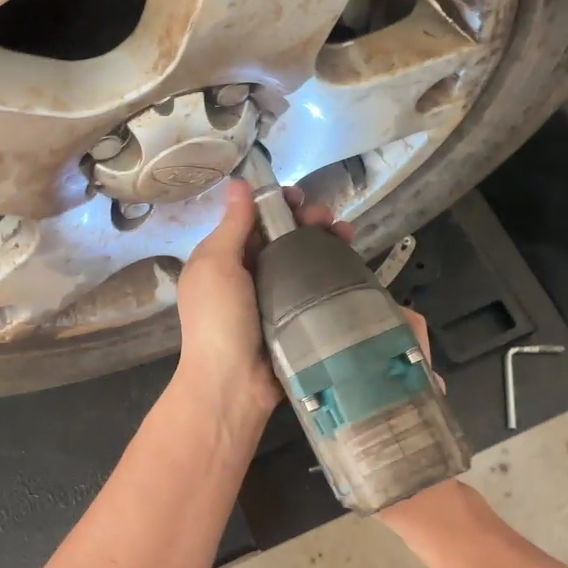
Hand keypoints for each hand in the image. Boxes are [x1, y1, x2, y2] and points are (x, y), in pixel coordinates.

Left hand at [174, 179, 353, 420]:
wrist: (233, 385)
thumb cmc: (218, 319)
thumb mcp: (216, 264)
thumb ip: (232, 224)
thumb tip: (238, 182)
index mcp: (223, 258)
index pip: (253, 220)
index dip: (277, 204)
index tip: (299, 199)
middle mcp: (248, 274)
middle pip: (283, 236)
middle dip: (307, 220)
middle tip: (328, 218)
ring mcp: (275, 297)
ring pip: (305, 258)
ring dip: (326, 240)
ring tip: (346, 232)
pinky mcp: (298, 318)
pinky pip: (317, 287)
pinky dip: (334, 270)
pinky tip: (351, 260)